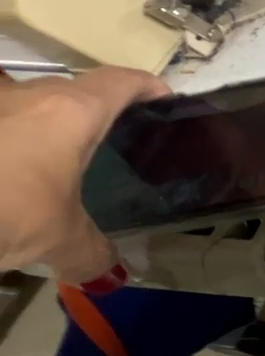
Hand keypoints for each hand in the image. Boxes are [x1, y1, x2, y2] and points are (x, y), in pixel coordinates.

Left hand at [0, 68, 169, 283]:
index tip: (158, 101)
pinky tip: (0, 168)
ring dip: (20, 124)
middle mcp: (19, 97)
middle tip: (85, 146)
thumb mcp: (53, 239)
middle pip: (61, 90)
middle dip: (76, 112)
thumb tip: (110, 274)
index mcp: (70, 112)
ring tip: (24, 160)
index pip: (122, 81)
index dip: (145, 87)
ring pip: (8, 105)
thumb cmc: (0, 212)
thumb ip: (90, 251)